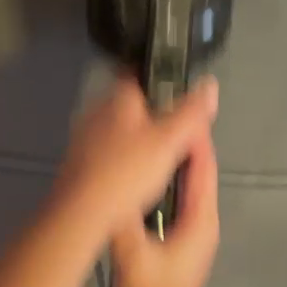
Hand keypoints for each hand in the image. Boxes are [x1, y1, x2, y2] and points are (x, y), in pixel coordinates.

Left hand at [53, 74, 218, 239]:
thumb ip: (191, 112)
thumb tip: (209, 85)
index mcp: (118, 99)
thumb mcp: (169, 141)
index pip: (138, 75)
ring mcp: (83, 137)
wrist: (83, 210)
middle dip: (148, 116)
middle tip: (169, 133)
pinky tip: (130, 177)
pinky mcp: (78, 162)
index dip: (158, 83)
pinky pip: (104, 153)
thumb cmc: (125, 173)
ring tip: (152, 158)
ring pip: (115, 129)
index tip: (173, 96)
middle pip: (127, 105)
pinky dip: (118, 160)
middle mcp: (96, 112)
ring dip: (133, 140)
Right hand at [110, 125, 218, 286]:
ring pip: (189, 183)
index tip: (174, 109)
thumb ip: (120, 221)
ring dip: (172, 161)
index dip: (192, 136)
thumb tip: (107, 185)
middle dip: (180, 142)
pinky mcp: (185, 238)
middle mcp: (204, 218)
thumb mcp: (132, 258)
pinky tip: (142, 177)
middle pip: (198, 170)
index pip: (202, 166)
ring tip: (146, 139)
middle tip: (154, 117)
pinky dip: (167, 180)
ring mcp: (196, 229)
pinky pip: (181, 197)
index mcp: (200, 218)